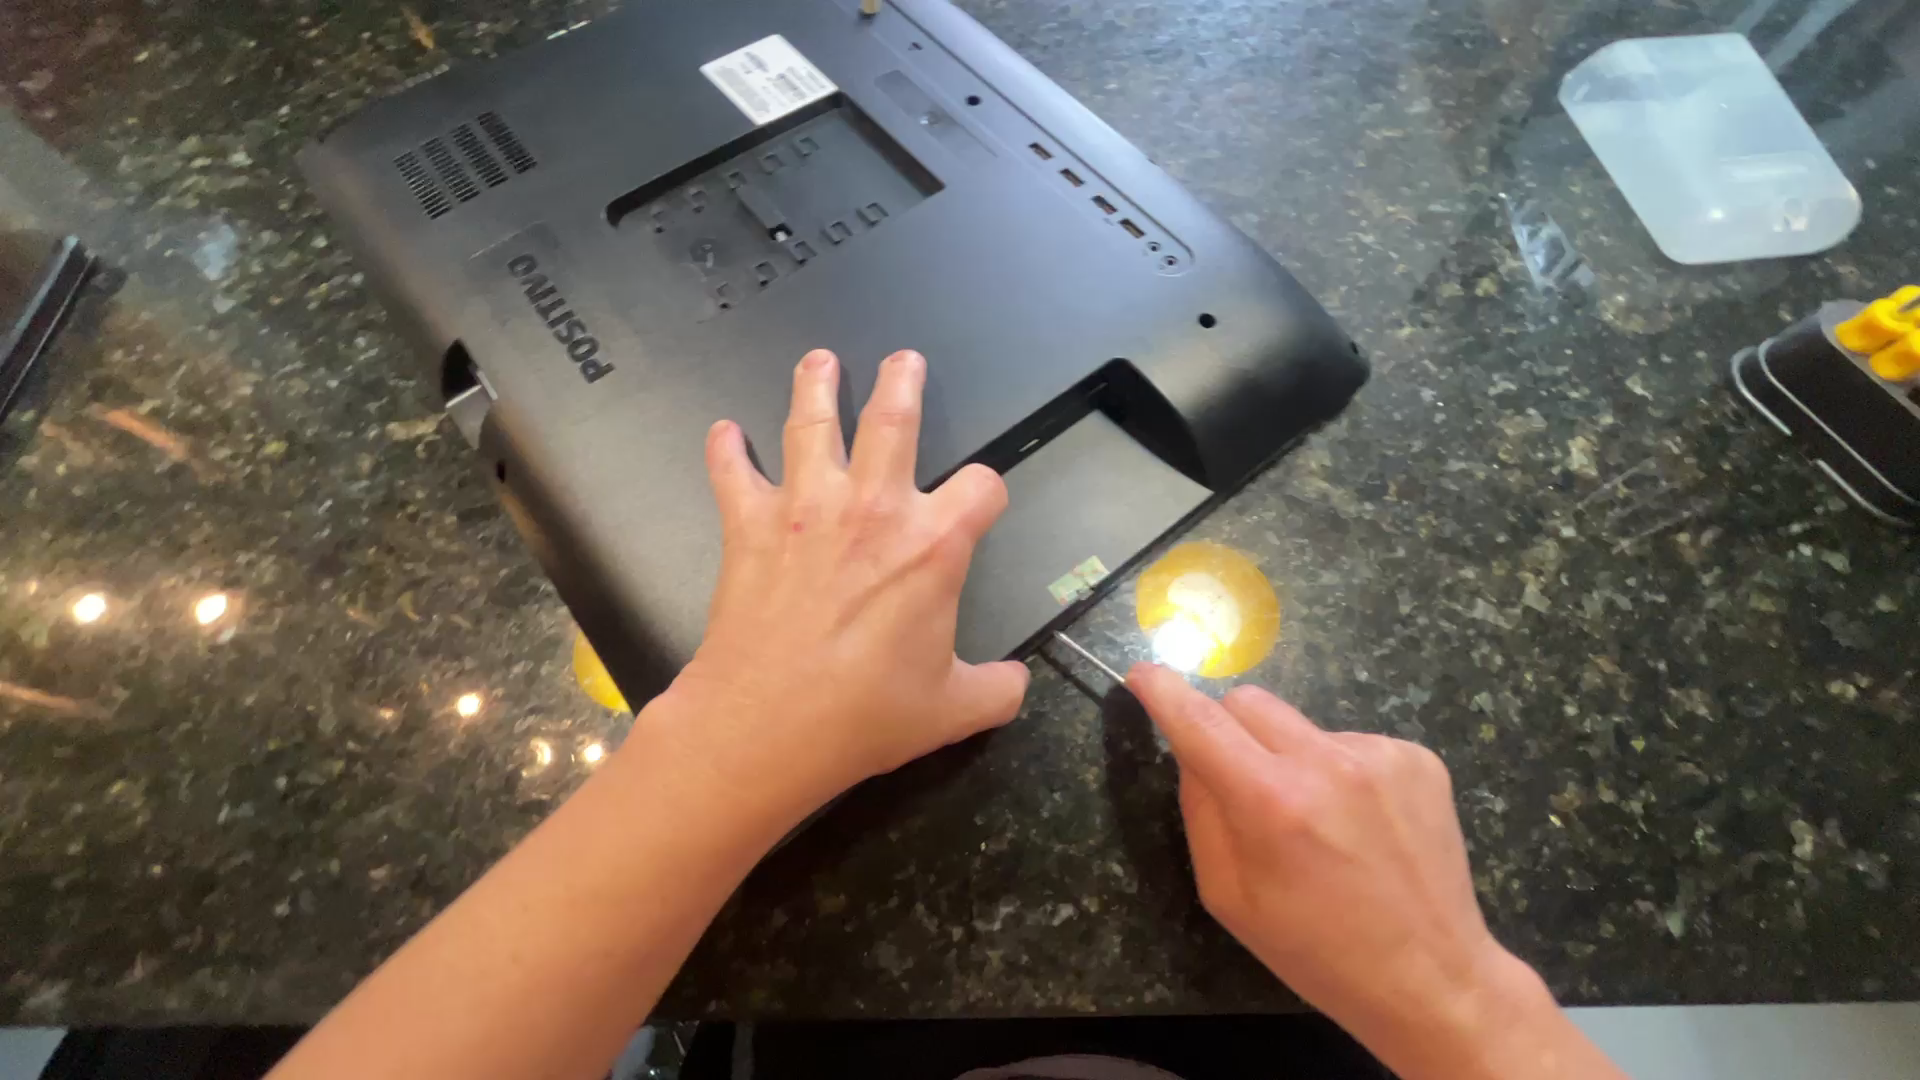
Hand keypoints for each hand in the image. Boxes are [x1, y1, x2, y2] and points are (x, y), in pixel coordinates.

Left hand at [650, 348, 1030, 824]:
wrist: (766, 726)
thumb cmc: (865, 713)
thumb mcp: (954, 710)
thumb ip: (999, 689)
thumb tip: (1017, 682)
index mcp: (933, 545)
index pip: (982, 487)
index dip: (989, 493)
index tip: (983, 503)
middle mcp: (873, 508)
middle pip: (894, 420)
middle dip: (903, 382)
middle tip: (903, 358)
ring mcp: (806, 509)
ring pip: (812, 424)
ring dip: (816, 385)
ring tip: (819, 359)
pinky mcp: (749, 525)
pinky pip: (733, 473)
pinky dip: (726, 450)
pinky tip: (723, 432)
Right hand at [1129, 666, 1622, 1079]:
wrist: (1435, 980)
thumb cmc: (1314, 947)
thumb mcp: (1227, 894)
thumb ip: (1199, 809)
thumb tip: (1192, 750)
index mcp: (1271, 802)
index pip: (1199, 720)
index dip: (1162, 690)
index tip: (1141, 674)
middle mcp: (1326, 763)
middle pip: (1246, 700)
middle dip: (1227, 729)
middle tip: (1240, 780)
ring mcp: (1378, 755)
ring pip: (1296, 722)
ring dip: (1286, 754)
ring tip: (1316, 817)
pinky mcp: (1416, 757)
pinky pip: (1345, 740)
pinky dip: (1335, 768)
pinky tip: (1357, 819)